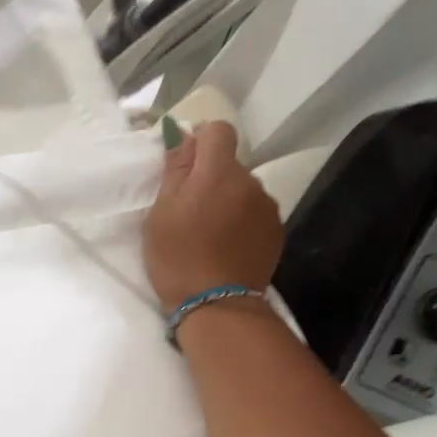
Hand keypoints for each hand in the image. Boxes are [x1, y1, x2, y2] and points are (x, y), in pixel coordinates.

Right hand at [143, 120, 284, 311]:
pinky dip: (242, 222)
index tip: (185, 165)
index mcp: (217, 173)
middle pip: (230, 165)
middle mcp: (250, 181)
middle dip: (212, 178)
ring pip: (244, 190)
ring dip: (229, 201)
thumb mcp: (159, 215)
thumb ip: (174, 172)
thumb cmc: (178, 259)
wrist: (217, 306)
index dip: (201, 141)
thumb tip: (185, 140)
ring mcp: (267, 207)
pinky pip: (255, 214)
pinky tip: (228, 247)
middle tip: (191, 212)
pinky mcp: (276, 231)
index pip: (218, 131)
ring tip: (211, 234)